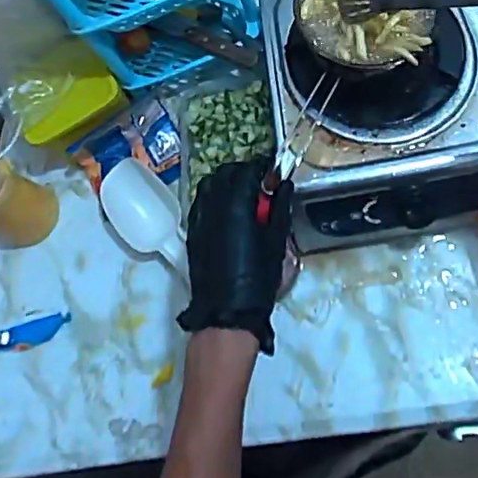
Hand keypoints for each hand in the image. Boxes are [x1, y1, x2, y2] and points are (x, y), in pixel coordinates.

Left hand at [176, 159, 290, 353]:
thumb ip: (279, 208)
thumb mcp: (275, 241)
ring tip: (243, 195)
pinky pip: (202, 200)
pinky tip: (227, 210)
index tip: (271, 168)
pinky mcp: (192, 229)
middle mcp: (213, 203)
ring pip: (210, 183)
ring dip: (226, 181)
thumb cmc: (257, 277)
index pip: (248, 170)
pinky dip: (214, 196)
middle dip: (243, 171)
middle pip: (226, 172)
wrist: (227, 312)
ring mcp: (199, 215)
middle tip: (260, 182)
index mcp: (236, 203)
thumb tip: (284, 185)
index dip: (261, 165)